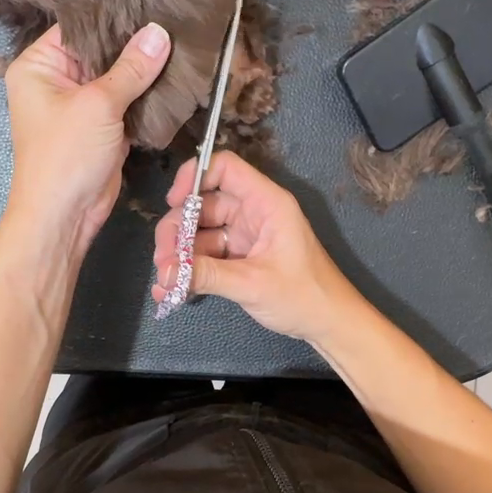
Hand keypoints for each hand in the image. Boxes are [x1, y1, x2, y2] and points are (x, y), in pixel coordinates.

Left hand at [3, 22, 171, 251]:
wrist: (64, 215)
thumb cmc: (66, 155)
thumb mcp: (99, 104)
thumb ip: (131, 68)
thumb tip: (159, 32)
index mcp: (39, 66)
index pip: (78, 26)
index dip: (113, 14)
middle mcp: (57, 81)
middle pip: (100, 51)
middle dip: (134, 42)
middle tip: (173, 15)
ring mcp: (81, 105)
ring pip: (117, 78)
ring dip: (144, 70)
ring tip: (180, 39)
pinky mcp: (101, 127)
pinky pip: (126, 102)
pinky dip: (146, 95)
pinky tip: (174, 74)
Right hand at [152, 152, 364, 340]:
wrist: (329, 324)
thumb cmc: (302, 296)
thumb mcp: (252, 284)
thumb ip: (207, 275)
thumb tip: (164, 273)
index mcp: (266, 203)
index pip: (225, 168)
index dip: (194, 176)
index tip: (173, 203)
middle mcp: (253, 213)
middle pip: (203, 204)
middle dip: (178, 229)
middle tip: (162, 260)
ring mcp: (245, 236)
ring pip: (200, 233)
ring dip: (179, 255)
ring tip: (164, 282)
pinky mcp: (239, 259)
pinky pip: (206, 256)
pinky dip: (189, 270)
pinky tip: (170, 291)